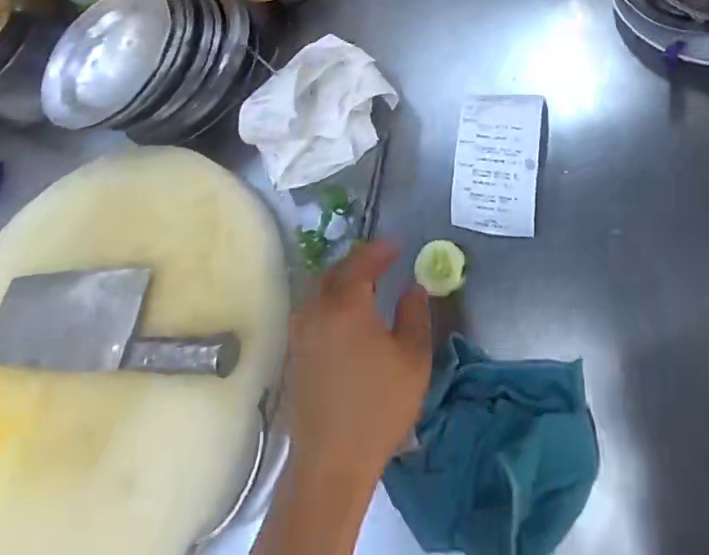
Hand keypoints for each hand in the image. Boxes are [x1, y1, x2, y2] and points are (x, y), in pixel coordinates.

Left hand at [282, 240, 432, 491]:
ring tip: (366, 286)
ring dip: (342, 283)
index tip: (397, 246)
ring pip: (319, 293)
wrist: (331, 462)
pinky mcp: (294, 357)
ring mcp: (300, 335)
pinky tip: (347, 318)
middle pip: (334, 273)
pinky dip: (331, 304)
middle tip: (382, 262)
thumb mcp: (413, 358)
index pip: (360, 264)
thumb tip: (413, 287)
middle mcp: (315, 312)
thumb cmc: (379, 407)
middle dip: (358, 263)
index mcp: (345, 305)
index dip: (379, 252)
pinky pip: (313, 314)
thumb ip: (414, 314)